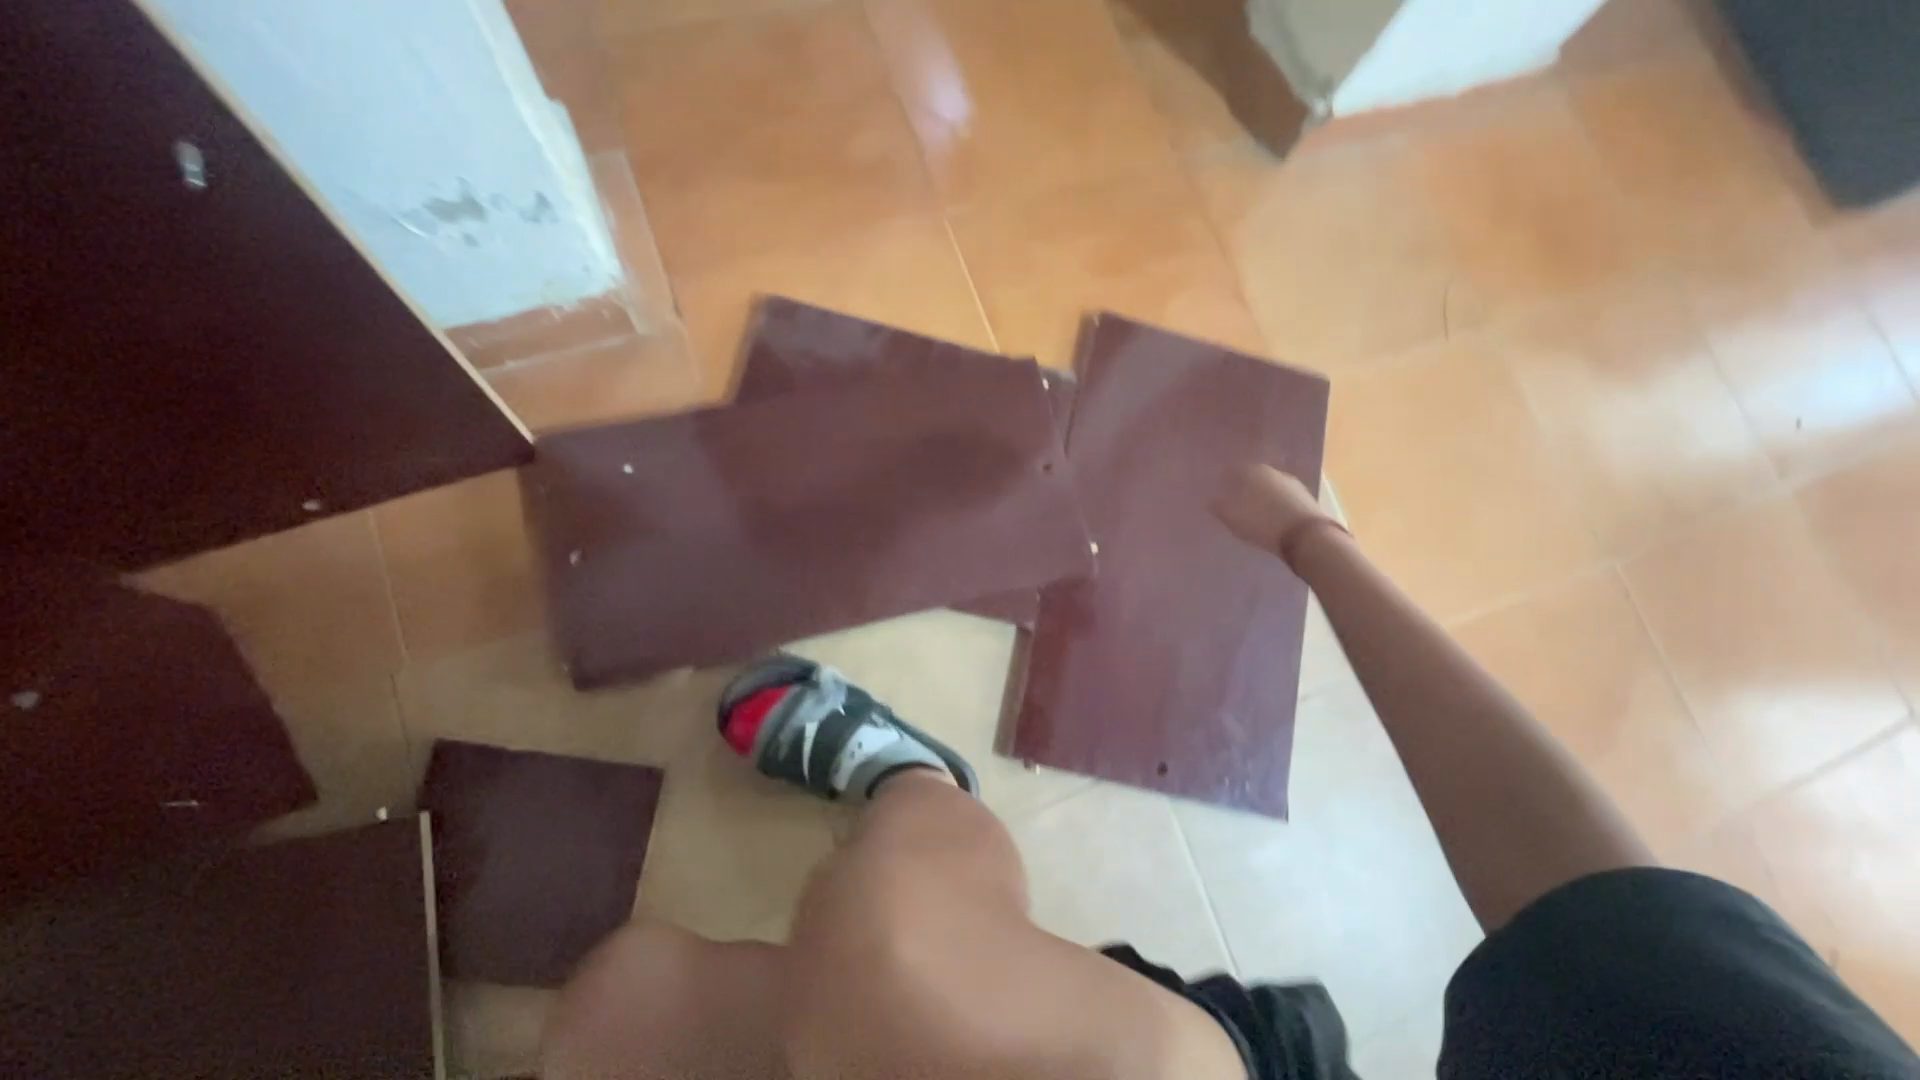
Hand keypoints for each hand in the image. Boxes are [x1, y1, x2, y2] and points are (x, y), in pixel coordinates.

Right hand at [1211, 464, 1332, 561]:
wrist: (1306, 536)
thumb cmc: (1263, 525)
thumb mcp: (1233, 519)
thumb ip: (1219, 507)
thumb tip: (1209, 499)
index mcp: (1251, 471)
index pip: (1232, 470)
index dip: (1223, 481)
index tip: (1217, 493)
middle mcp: (1271, 471)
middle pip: (1252, 476)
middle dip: (1243, 487)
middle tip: (1234, 502)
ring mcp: (1291, 482)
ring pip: (1269, 485)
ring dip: (1261, 495)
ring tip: (1254, 511)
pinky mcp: (1304, 495)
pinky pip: (1283, 496)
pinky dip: (1276, 502)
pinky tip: (1272, 515)